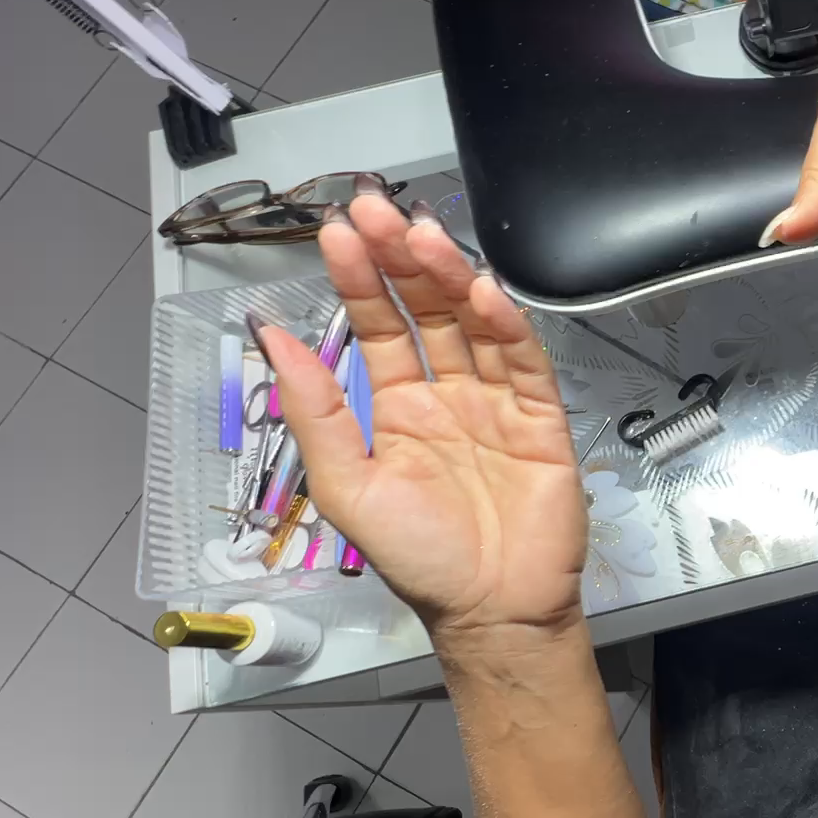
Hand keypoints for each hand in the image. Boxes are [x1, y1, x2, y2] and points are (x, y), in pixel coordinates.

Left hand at [249, 187, 587, 641]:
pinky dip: (509, 329)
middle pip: (429, 316)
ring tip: (425, 237)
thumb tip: (273, 335)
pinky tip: (485, 294)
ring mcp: (499, 408)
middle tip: (380, 212)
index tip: (339, 233)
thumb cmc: (421, 556)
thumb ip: (317, 411)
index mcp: (398, 412)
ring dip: (454, 282)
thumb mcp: (347, 486)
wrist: (495, 606)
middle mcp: (450, 399)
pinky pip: (526, 367)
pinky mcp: (544, 423)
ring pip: (478, 330)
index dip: (360, 282)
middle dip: (404, 264)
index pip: (378, 331)